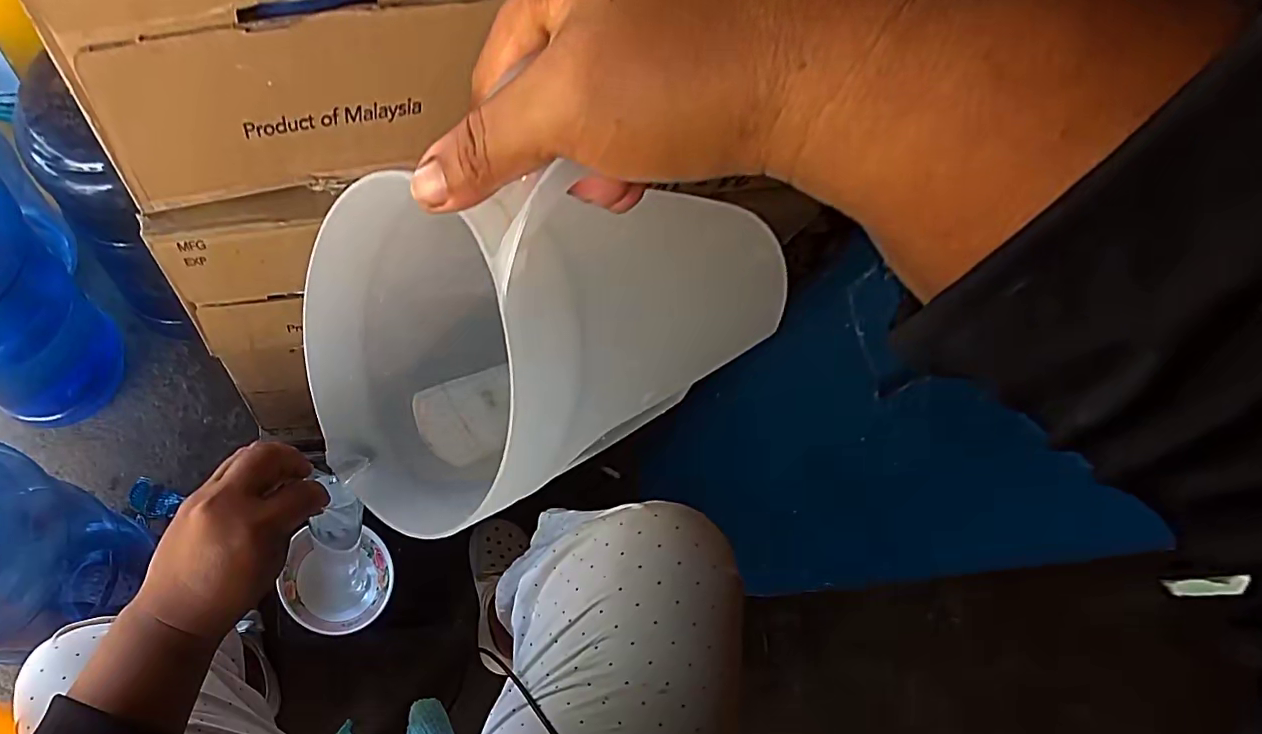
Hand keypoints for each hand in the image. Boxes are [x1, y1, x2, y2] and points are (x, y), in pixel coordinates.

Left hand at [128, 441, 327, 642]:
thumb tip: (297, 510)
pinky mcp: (191, 498)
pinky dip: (246, 476)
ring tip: (279, 476)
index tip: (320, 497)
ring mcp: (204, 496)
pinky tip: (254, 493)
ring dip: (267, 462)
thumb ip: (285, 531)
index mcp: (254, 525)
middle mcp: (227, 501)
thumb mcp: (269, 566)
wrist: (175, 609)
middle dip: (292, 458)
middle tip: (302, 471)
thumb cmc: (225, 599)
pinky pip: (225, 473)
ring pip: (242, 457)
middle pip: (266, 455)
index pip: (297, 493)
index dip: (316, 493)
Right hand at [413, 0, 1244, 295]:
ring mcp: (662, 9)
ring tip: (625, 179)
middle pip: (547, 78)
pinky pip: (645, 82)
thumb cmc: (687, 75)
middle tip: (588, 181)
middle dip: (560, 145)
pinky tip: (659, 156)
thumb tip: (420, 188)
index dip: (504, 137)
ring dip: (599, 146)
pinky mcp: (707, 27)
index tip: (532, 180)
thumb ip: (487, 146)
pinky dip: (641, 128)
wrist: (841, 66)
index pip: (496, 69)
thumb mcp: (568, 109)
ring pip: (598, 86)